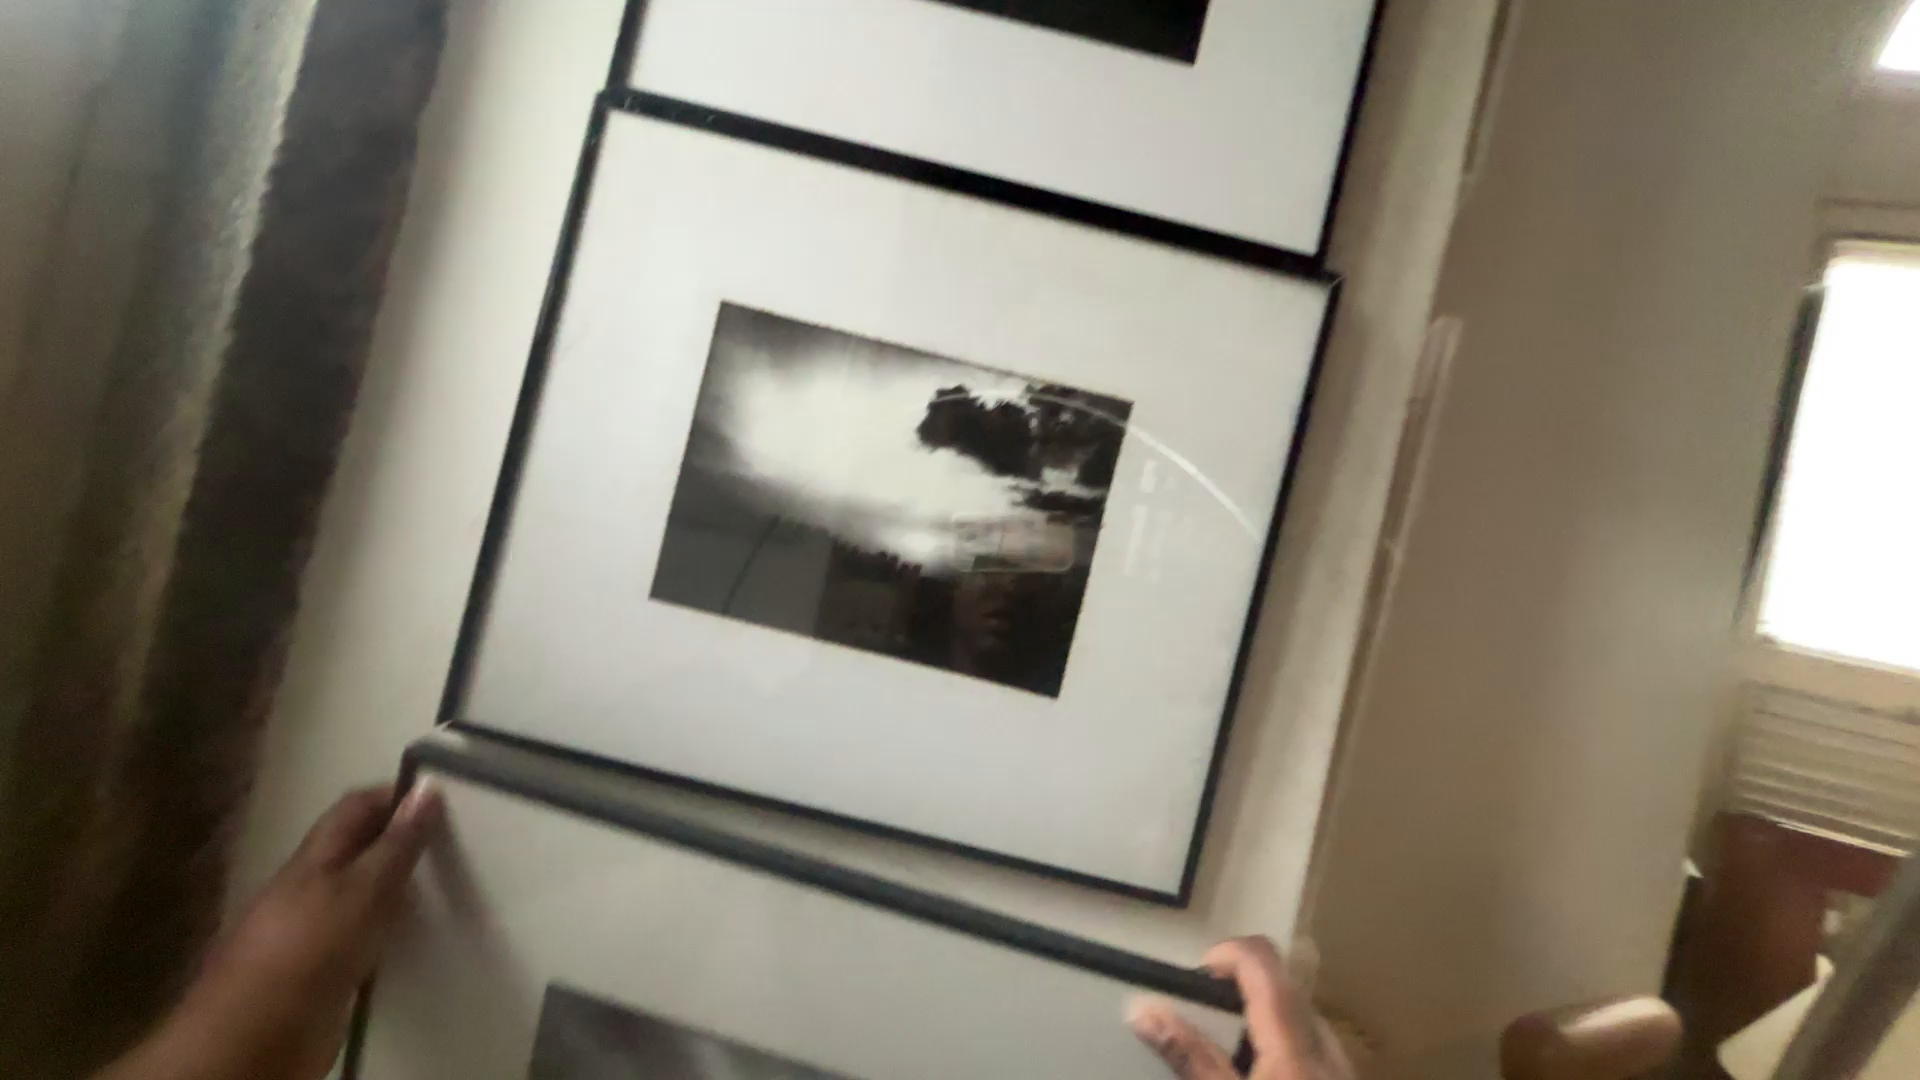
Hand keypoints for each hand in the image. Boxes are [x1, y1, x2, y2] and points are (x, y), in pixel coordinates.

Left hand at [98, 781, 442, 1079]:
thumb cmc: (311, 949)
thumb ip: (398, 842)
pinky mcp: (314, 965)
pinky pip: (356, 928)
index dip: (395, 795)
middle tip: (449, 839)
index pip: (355, 807)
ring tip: (438, 881)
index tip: (440, 799)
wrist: (251, 1040)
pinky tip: (406, 931)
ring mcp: (307, 927)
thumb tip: (427, 787)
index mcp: (314, 859)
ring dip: (393, 881)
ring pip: (357, 887)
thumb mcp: (365, 888)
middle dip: (398, 837)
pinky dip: (384, 922)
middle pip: (356, 846)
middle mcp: (307, 885)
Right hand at [1128, 937, 1354, 1079]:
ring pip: (1298, 1015)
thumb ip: (1188, 1056)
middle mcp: (1325, 1044)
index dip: (1223, 954)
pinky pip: (1312, 1046)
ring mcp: (1342, 1072)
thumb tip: (1141, 1007)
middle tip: (1203, 1022)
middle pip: (1281, 983)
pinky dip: (1280, 1046)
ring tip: (1229, 1058)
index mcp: (1294, 1040)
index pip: (1261, 958)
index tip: (1192, 984)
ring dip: (1259, 1018)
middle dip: (1237, 990)